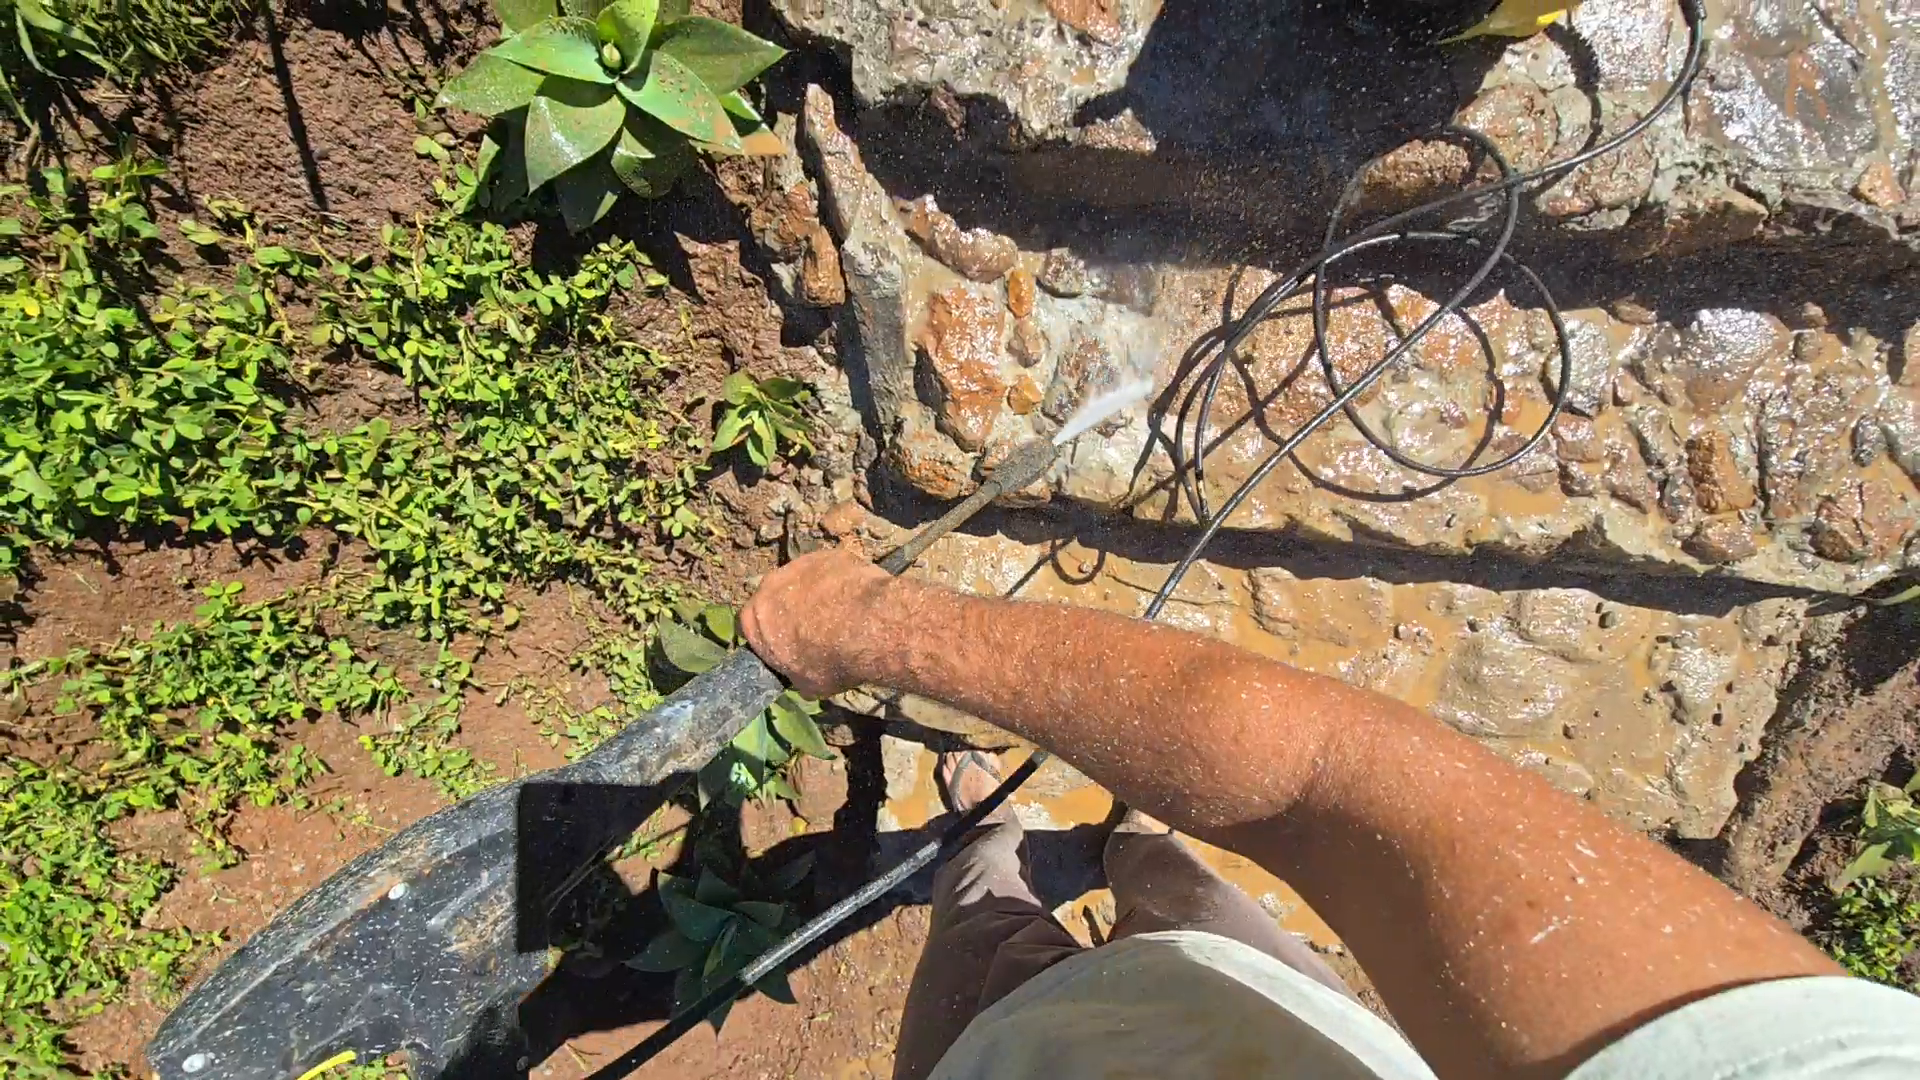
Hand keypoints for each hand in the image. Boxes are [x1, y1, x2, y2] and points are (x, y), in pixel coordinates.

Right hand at [740, 545, 895, 698]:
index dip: (768, 637)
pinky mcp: (829, 554)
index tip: (786, 646)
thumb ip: (795, 673)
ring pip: (803, 580)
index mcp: (753, 619)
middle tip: (816, 629)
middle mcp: (769, 585)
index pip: (750, 627)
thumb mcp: (808, 684)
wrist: (869, 625)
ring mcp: (800, 564)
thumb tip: (801, 676)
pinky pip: (829, 569)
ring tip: (841, 613)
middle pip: (775, 598)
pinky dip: (839, 580)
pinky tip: (857, 597)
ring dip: (816, 593)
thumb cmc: (832, 660)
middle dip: (791, 611)